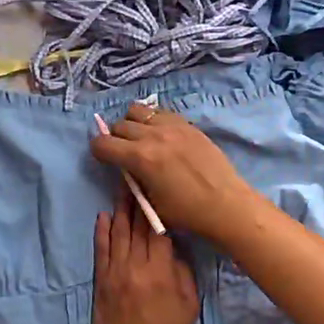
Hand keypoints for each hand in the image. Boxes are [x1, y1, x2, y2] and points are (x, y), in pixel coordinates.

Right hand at [89, 103, 263, 241]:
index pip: (103, 143)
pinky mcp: (187, 124)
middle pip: (118, 125)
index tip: (103, 158)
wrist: (226, 204)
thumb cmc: (187, 212)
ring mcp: (172, 126)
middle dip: (114, 138)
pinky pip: (159, 112)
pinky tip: (159, 135)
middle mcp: (153, 135)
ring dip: (131, 123)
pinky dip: (152, 120)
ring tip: (139, 138)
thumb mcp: (150, 202)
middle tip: (122, 152)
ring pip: (137, 111)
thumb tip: (124, 167)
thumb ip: (132, 180)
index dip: (97, 151)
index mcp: (140, 158)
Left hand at [92, 194, 198, 323]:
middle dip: (137, 200)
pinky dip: (101, 231)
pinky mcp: (100, 279)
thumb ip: (183, 271)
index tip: (158, 186)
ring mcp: (114, 271)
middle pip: (136, 225)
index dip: (158, 206)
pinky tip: (102, 216)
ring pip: (117, 232)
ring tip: (122, 188)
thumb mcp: (189, 304)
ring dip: (120, 209)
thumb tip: (175, 245)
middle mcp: (135, 266)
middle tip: (137, 177)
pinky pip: (100, 249)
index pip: (159, 229)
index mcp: (161, 271)